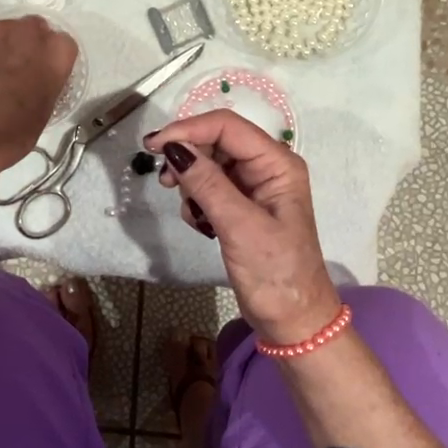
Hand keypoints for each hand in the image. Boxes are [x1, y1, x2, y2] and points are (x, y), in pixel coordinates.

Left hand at [0, 16, 77, 174]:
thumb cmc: (10, 134)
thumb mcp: (44, 111)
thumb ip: (48, 84)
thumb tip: (39, 80)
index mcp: (55, 55)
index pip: (64, 45)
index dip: (53, 60)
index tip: (45, 73)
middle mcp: (30, 35)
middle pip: (36, 29)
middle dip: (30, 45)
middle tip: (20, 69)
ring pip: (9, 29)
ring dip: (7, 44)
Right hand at [148, 110, 340, 344]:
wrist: (293, 321)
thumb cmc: (275, 274)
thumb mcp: (239, 226)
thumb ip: (207, 184)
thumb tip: (173, 149)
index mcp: (277, 164)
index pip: (226, 126)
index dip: (188, 130)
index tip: (154, 147)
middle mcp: (267, 168)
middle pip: (215, 142)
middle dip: (187, 158)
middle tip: (165, 183)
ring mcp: (254, 187)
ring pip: (208, 165)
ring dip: (191, 184)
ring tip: (193, 215)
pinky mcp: (241, 206)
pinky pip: (209, 187)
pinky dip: (197, 201)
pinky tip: (200, 225)